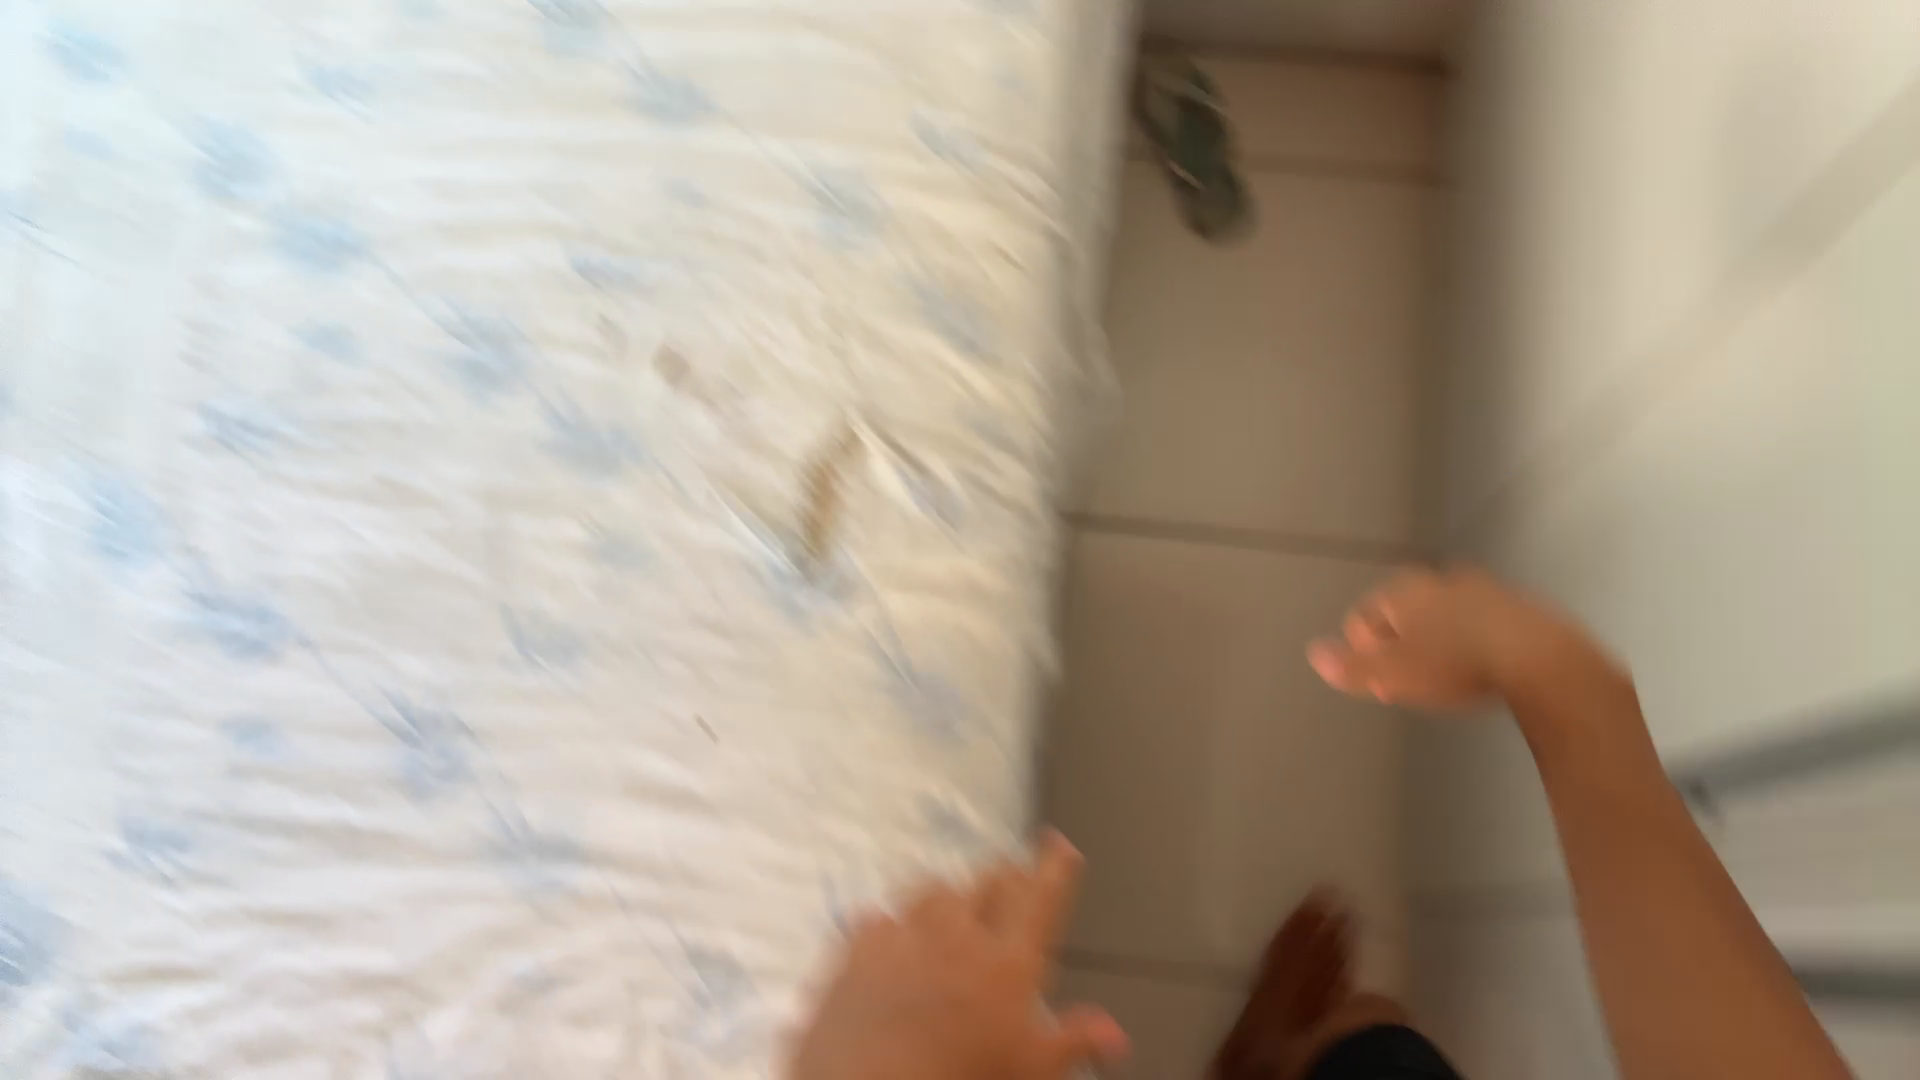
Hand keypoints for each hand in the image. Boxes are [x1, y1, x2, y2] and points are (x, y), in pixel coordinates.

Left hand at [787, 832, 1129, 1079]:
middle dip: (1003, 876)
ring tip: (952, 907)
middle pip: (989, 882)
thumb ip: (1073, 1041)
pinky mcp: (862, 943)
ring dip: (948, 895)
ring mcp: (908, 931)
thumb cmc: (961, 1079)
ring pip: (934, 888)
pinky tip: (889, 935)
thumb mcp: (1029, 1070)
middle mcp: (960, 932)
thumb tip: (1115, 1033)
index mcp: (1008, 960)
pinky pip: (880, 916)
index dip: (1053, 866)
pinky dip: (889, 924)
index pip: (1040, 898)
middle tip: (1009, 879)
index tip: (1059, 844)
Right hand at [1307, 567, 1590, 709]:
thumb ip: (1351, 666)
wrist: (1542, 662)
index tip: (1379, 680)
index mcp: (1404, 592)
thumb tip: (1315, 654)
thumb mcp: (1392, 673)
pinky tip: (1482, 670)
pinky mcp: (1523, 608)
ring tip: (1445, 677)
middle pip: (1404, 614)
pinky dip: (1473, 643)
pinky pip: (1482, 625)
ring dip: (1437, 642)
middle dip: (1400, 644)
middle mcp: (1440, 582)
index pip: (1362, 616)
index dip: (1362, 651)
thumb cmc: (1454, 665)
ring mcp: (1484, 591)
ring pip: (1444, 617)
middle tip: (1408, 679)